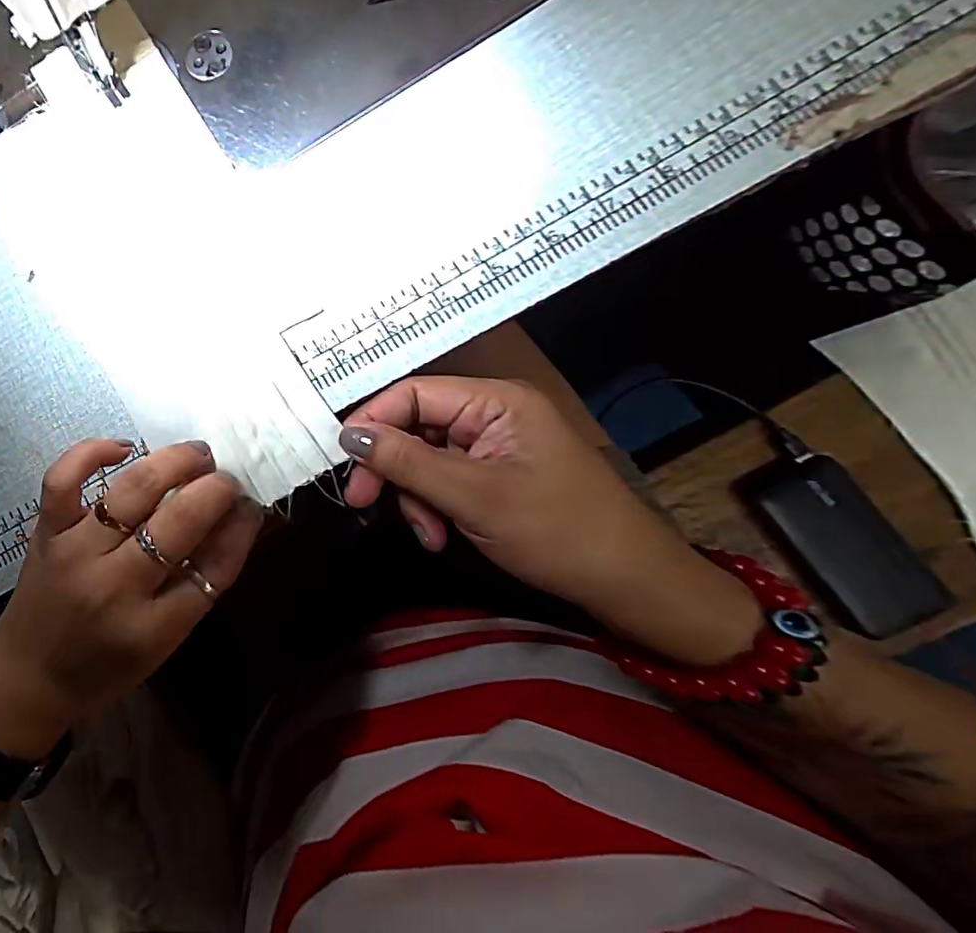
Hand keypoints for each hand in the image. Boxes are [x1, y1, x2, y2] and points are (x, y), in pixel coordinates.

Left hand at [0, 439, 263, 758]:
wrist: (28, 681)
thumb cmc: (106, 665)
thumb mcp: (165, 640)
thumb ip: (203, 580)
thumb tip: (238, 517)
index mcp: (154, 627)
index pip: (215, 565)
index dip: (241, 527)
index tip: (250, 505)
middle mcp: (115, 587)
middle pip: (179, 522)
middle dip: (216, 489)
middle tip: (228, 479)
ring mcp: (76, 554)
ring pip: (133, 490)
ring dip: (175, 462)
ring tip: (198, 455)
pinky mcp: (46, 533)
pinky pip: (64, 480)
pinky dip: (92, 452)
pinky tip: (124, 448)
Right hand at [340, 377, 761, 665]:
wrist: (628, 581)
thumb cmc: (557, 530)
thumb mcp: (474, 497)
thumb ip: (409, 462)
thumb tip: (350, 435)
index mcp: (495, 401)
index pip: (415, 394)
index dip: (374, 422)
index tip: (346, 462)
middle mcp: (494, 414)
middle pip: (418, 427)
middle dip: (395, 468)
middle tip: (367, 504)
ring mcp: (497, 446)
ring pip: (429, 459)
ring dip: (417, 496)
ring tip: (430, 535)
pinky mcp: (499, 475)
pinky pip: (449, 480)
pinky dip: (437, 507)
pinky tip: (443, 537)